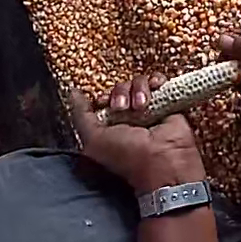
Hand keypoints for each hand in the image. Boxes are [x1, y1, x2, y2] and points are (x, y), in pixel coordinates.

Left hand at [70, 75, 207, 194]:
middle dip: (119, 93)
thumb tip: (73, 92)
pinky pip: (158, 80)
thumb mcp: (93, 139)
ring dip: (138, 89)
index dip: (103, 97)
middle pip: (120, 88)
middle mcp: (130, 116)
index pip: (104, 99)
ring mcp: (149, 108)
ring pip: (137, 82)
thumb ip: (80, 116)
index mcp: (111, 125)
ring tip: (142, 105)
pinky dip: (156, 80)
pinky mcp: (167, 101)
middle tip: (123, 108)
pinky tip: (156, 88)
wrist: (164, 161)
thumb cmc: (128, 156)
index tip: (104, 102)